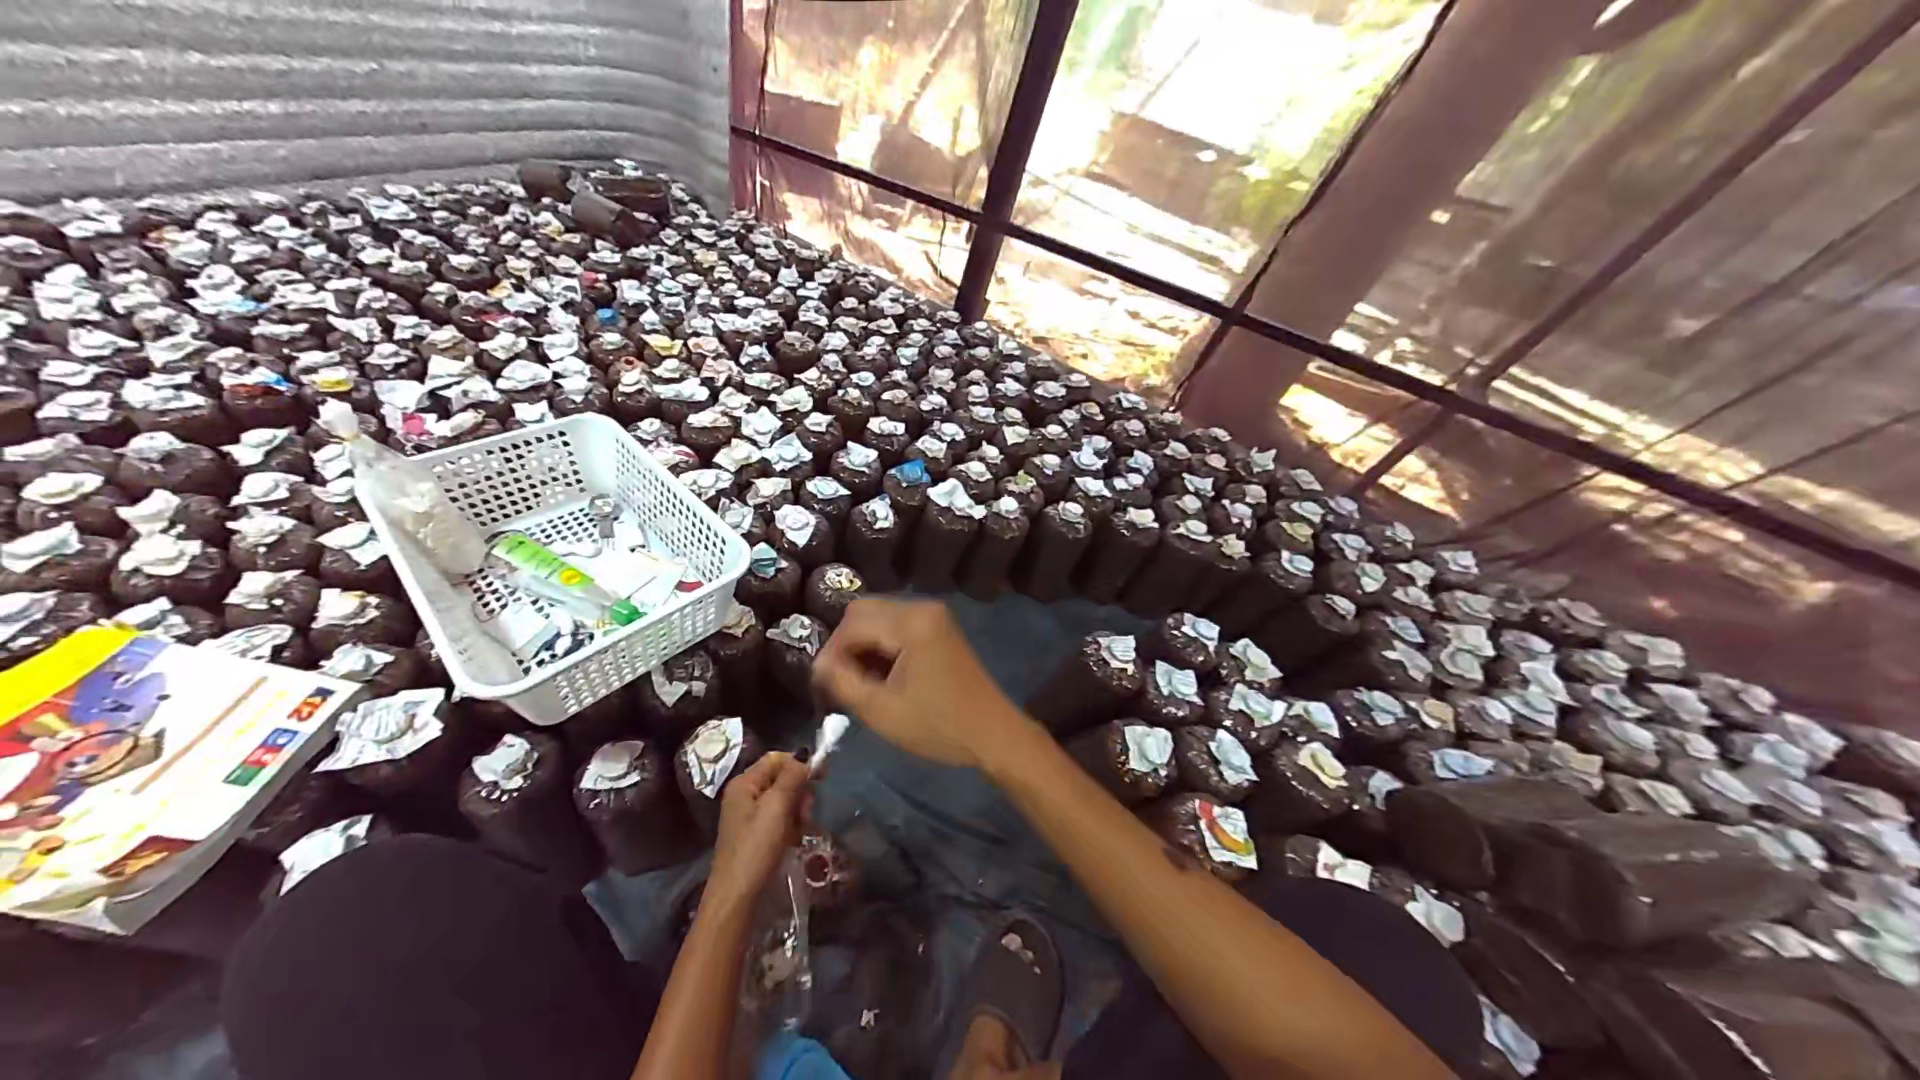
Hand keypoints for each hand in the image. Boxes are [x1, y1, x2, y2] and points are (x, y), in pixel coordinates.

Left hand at [708, 752, 808, 902]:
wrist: (737, 897)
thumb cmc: (756, 847)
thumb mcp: (776, 806)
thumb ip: (792, 776)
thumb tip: (805, 754)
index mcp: (744, 783)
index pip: (776, 759)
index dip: (799, 764)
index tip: (822, 777)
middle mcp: (745, 795)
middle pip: (782, 779)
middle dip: (800, 791)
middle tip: (806, 812)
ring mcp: (750, 817)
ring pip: (784, 800)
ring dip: (798, 811)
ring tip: (801, 829)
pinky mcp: (756, 836)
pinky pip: (780, 820)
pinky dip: (791, 826)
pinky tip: (795, 839)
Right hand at [811, 597, 1026, 768]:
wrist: (994, 734)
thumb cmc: (938, 726)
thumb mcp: (881, 709)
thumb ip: (841, 681)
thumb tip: (818, 665)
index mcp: (911, 622)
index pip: (851, 624)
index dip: (831, 653)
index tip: (822, 686)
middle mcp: (923, 607)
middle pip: (863, 611)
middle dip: (845, 645)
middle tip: (838, 682)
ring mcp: (934, 615)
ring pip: (878, 617)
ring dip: (862, 645)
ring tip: (858, 682)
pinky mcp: (939, 627)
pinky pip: (897, 625)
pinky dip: (882, 645)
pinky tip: (880, 675)